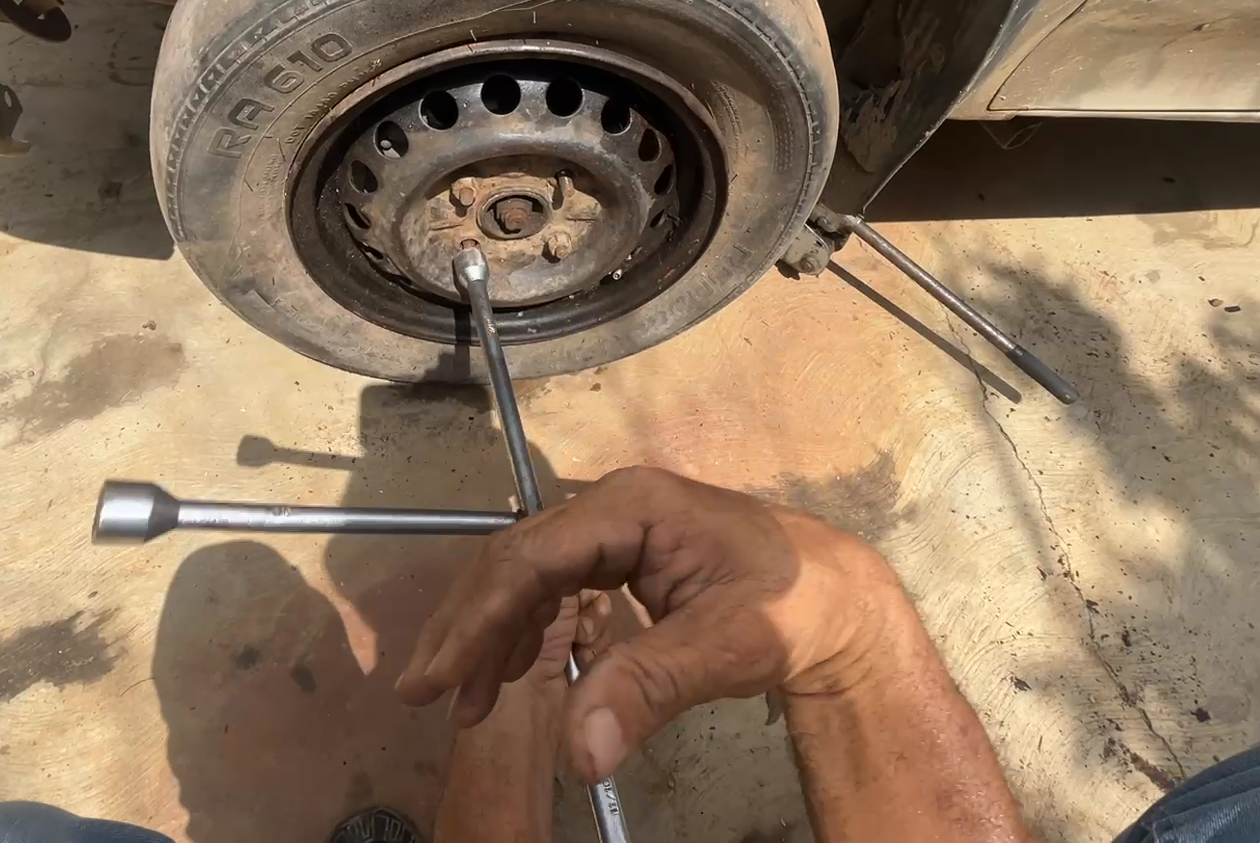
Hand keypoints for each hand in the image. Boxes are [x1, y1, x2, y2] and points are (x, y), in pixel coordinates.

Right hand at [396, 467, 900, 779]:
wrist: (834, 594)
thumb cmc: (789, 602)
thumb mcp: (727, 642)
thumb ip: (650, 687)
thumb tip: (577, 754)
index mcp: (630, 506)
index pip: (533, 555)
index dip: (480, 617)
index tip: (439, 678)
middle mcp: (610, 505)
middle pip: (517, 558)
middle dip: (470, 623)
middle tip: (425, 691)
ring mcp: (613, 527)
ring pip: (528, 572)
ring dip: (491, 630)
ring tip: (464, 698)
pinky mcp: (619, 553)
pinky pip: (554, 585)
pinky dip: (524, 627)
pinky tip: (508, 669)